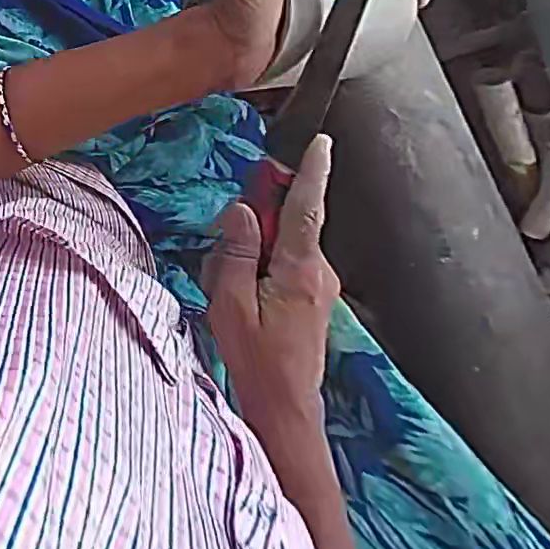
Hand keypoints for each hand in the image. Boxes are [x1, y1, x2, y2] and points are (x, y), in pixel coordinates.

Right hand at [204, 135, 338, 430]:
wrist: (285, 405)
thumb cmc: (254, 356)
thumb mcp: (231, 302)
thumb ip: (236, 251)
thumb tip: (241, 210)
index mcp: (300, 270)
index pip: (306, 210)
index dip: (311, 174)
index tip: (321, 143)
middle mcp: (319, 271)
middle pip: (287, 222)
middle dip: (255, 223)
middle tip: (228, 258)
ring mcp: (321, 283)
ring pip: (283, 241)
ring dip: (253, 248)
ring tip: (231, 287)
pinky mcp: (315, 293)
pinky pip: (286, 258)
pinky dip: (262, 261)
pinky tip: (244, 291)